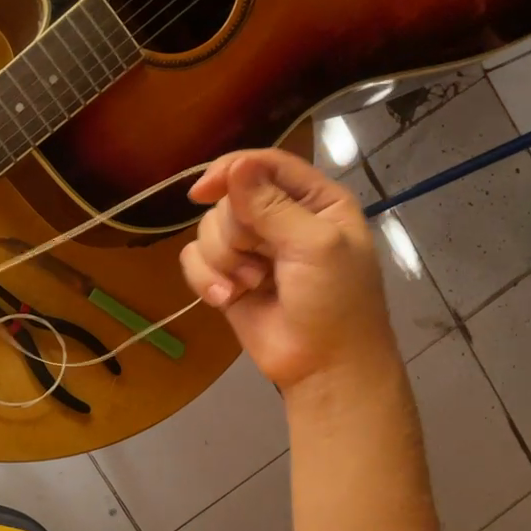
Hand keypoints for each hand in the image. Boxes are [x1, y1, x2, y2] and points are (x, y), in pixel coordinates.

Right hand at [179, 149, 396, 390]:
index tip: (203, 191)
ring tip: (249, 286)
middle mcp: (279, 218)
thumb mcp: (315, 246)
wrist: (323, 365)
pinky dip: (204, 280)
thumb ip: (272, 205)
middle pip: (228, 201)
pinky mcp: (226, 278)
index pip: (264, 165)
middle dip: (235, 235)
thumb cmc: (335, 303)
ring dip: (222, 262)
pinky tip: (227, 299)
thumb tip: (234, 167)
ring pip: (207, 232)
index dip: (231, 171)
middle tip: (260, 264)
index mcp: (313, 200)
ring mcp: (250, 250)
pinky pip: (194, 261)